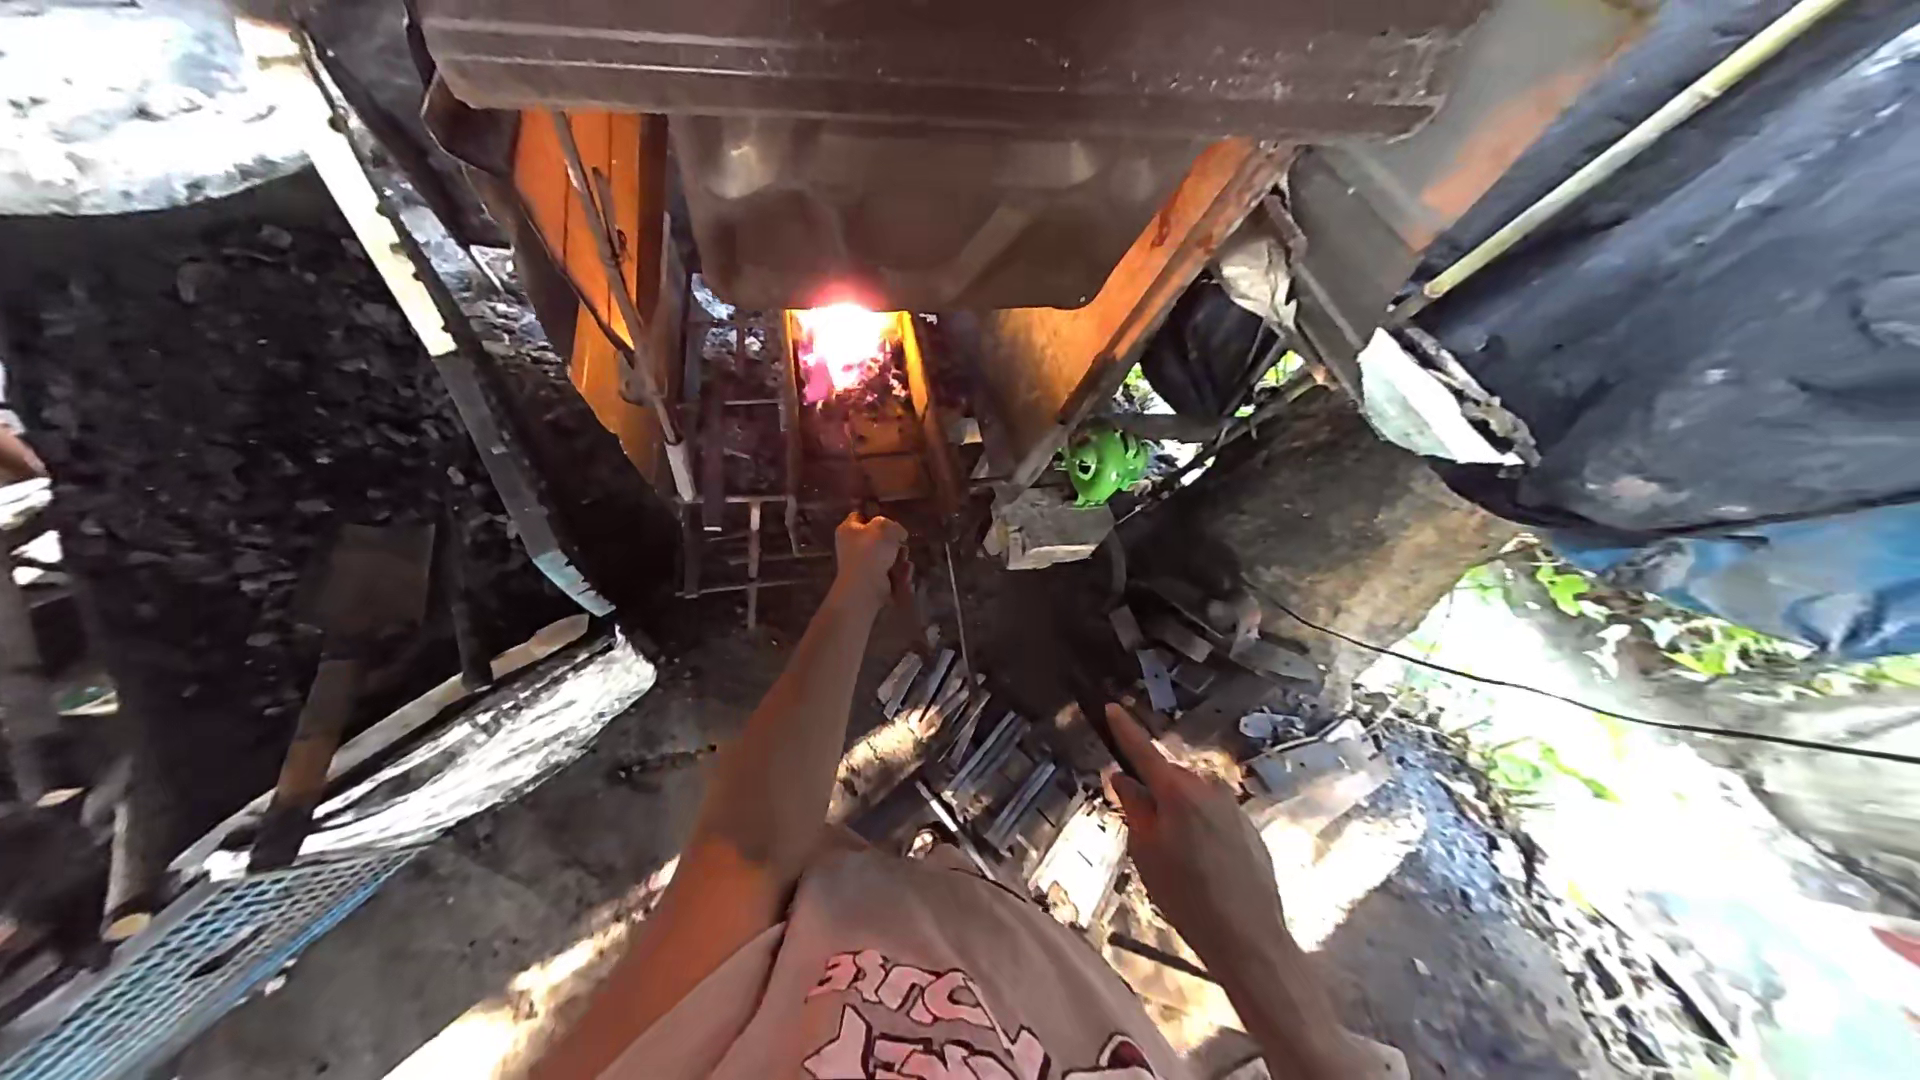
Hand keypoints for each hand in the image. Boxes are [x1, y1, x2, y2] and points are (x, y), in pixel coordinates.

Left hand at [832, 513, 907, 610]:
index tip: (890, 518)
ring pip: (887, 557)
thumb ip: (893, 525)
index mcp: (849, 530)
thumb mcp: (885, 527)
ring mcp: (863, 565)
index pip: (859, 516)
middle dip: (893, 541)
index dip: (875, 515)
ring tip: (904, 560)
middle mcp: (853, 547)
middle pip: (877, 538)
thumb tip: (898, 534)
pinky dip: (900, 574)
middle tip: (901, 541)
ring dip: (900, 558)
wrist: (866, 586)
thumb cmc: (871, 551)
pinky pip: (891, 573)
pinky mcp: (873, 581)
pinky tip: (905, 572)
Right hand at [1103, 703, 1285, 961]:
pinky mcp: (1249, 828)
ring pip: (1192, 796)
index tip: (1112, 706)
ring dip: (1178, 809)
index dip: (1125, 728)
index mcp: (1176, 791)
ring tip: (1175, 853)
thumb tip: (1122, 776)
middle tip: (1143, 824)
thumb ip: (1134, 807)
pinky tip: (1202, 862)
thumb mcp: (1146, 851)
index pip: (1143, 750)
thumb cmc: (1185, 895)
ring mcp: (1232, 806)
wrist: (1249, 938)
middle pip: (1169, 776)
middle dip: (1153, 788)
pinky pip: (1213, 814)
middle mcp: (1206, 788)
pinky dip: (1200, 826)